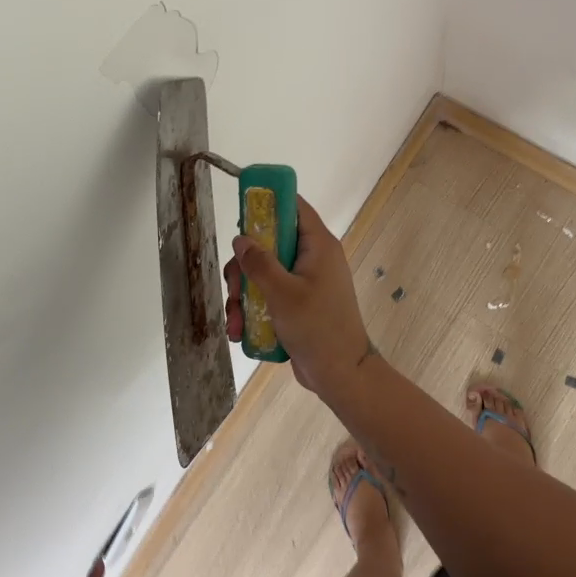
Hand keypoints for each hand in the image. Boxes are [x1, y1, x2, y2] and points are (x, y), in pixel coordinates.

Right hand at [223, 195, 373, 400]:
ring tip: (234, 321)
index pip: (294, 207)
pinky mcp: (298, 305)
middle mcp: (313, 259)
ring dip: (243, 295)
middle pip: (269, 244)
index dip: (267, 202)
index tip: (241, 210)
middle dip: (244, 267)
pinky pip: (268, 295)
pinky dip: (252, 310)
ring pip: (263, 273)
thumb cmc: (317, 328)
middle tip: (234, 288)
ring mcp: (305, 283)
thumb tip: (241, 239)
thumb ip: (259, 263)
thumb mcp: (283, 293)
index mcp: (318, 246)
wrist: (341, 375)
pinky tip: (239, 330)